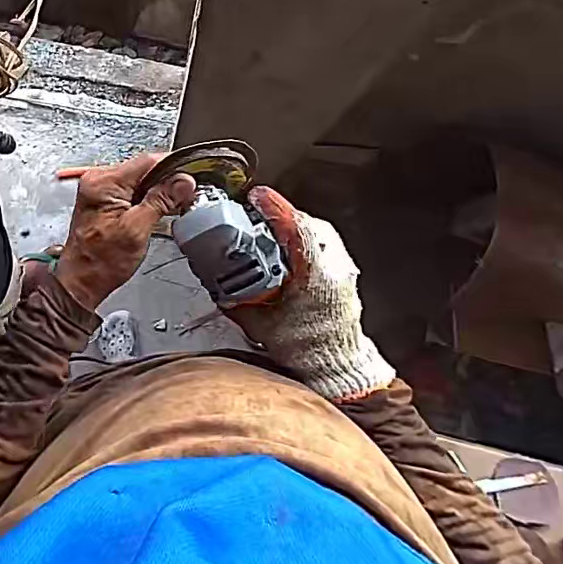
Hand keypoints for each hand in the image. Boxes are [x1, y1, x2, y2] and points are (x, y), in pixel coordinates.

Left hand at [55, 153, 197, 311]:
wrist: (82, 281)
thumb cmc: (100, 262)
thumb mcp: (138, 229)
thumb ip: (161, 201)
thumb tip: (183, 182)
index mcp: (103, 183)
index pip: (147, 161)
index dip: (173, 169)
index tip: (190, 180)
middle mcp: (98, 181)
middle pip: (144, 169)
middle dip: (167, 182)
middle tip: (185, 198)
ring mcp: (100, 190)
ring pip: (140, 180)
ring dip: (158, 192)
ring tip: (171, 208)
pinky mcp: (104, 201)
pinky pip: (132, 191)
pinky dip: (147, 199)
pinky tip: (156, 211)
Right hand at [226, 186, 396, 400]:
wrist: (336, 367)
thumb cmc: (306, 350)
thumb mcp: (262, 326)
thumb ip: (239, 304)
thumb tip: (220, 288)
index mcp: (315, 276)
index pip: (297, 229)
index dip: (275, 208)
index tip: (257, 196)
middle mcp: (333, 267)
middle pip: (306, 223)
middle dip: (279, 215)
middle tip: (255, 212)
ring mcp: (342, 267)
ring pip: (316, 230)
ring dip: (291, 225)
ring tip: (269, 228)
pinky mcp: (343, 271)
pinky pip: (321, 242)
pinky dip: (302, 238)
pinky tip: (287, 247)